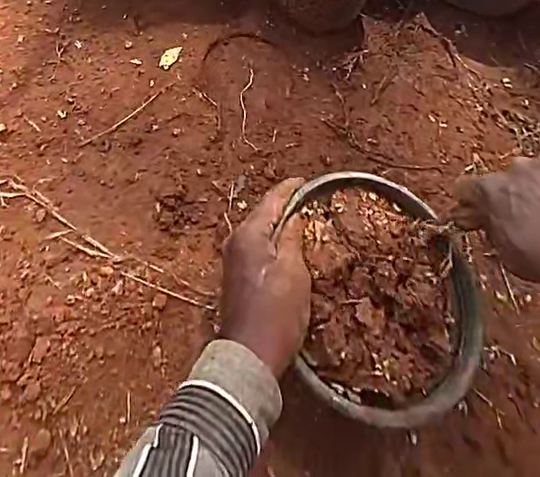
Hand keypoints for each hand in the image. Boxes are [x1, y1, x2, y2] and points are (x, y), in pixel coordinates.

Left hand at [218, 178, 311, 376]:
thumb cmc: (276, 314)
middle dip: (284, 206)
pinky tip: (286, 247)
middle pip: (263, 215)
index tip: (304, 181)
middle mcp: (236, 241)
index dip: (289, 189)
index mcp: (249, 234)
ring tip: (300, 220)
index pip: (271, 200)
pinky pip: (256, 247)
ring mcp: (233, 259)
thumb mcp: (294, 272)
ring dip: (278, 226)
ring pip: (259, 232)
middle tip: (307, 199)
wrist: (248, 357)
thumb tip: (294, 215)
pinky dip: (272, 242)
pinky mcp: (236, 276)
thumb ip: (293, 238)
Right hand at [451, 153, 539, 290]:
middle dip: (514, 196)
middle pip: (506, 179)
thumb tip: (483, 221)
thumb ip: (491, 233)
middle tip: (533, 222)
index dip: (470, 203)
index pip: (465, 188)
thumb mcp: (515, 259)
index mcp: (494, 191)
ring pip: (537, 172)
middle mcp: (517, 167)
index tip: (478, 214)